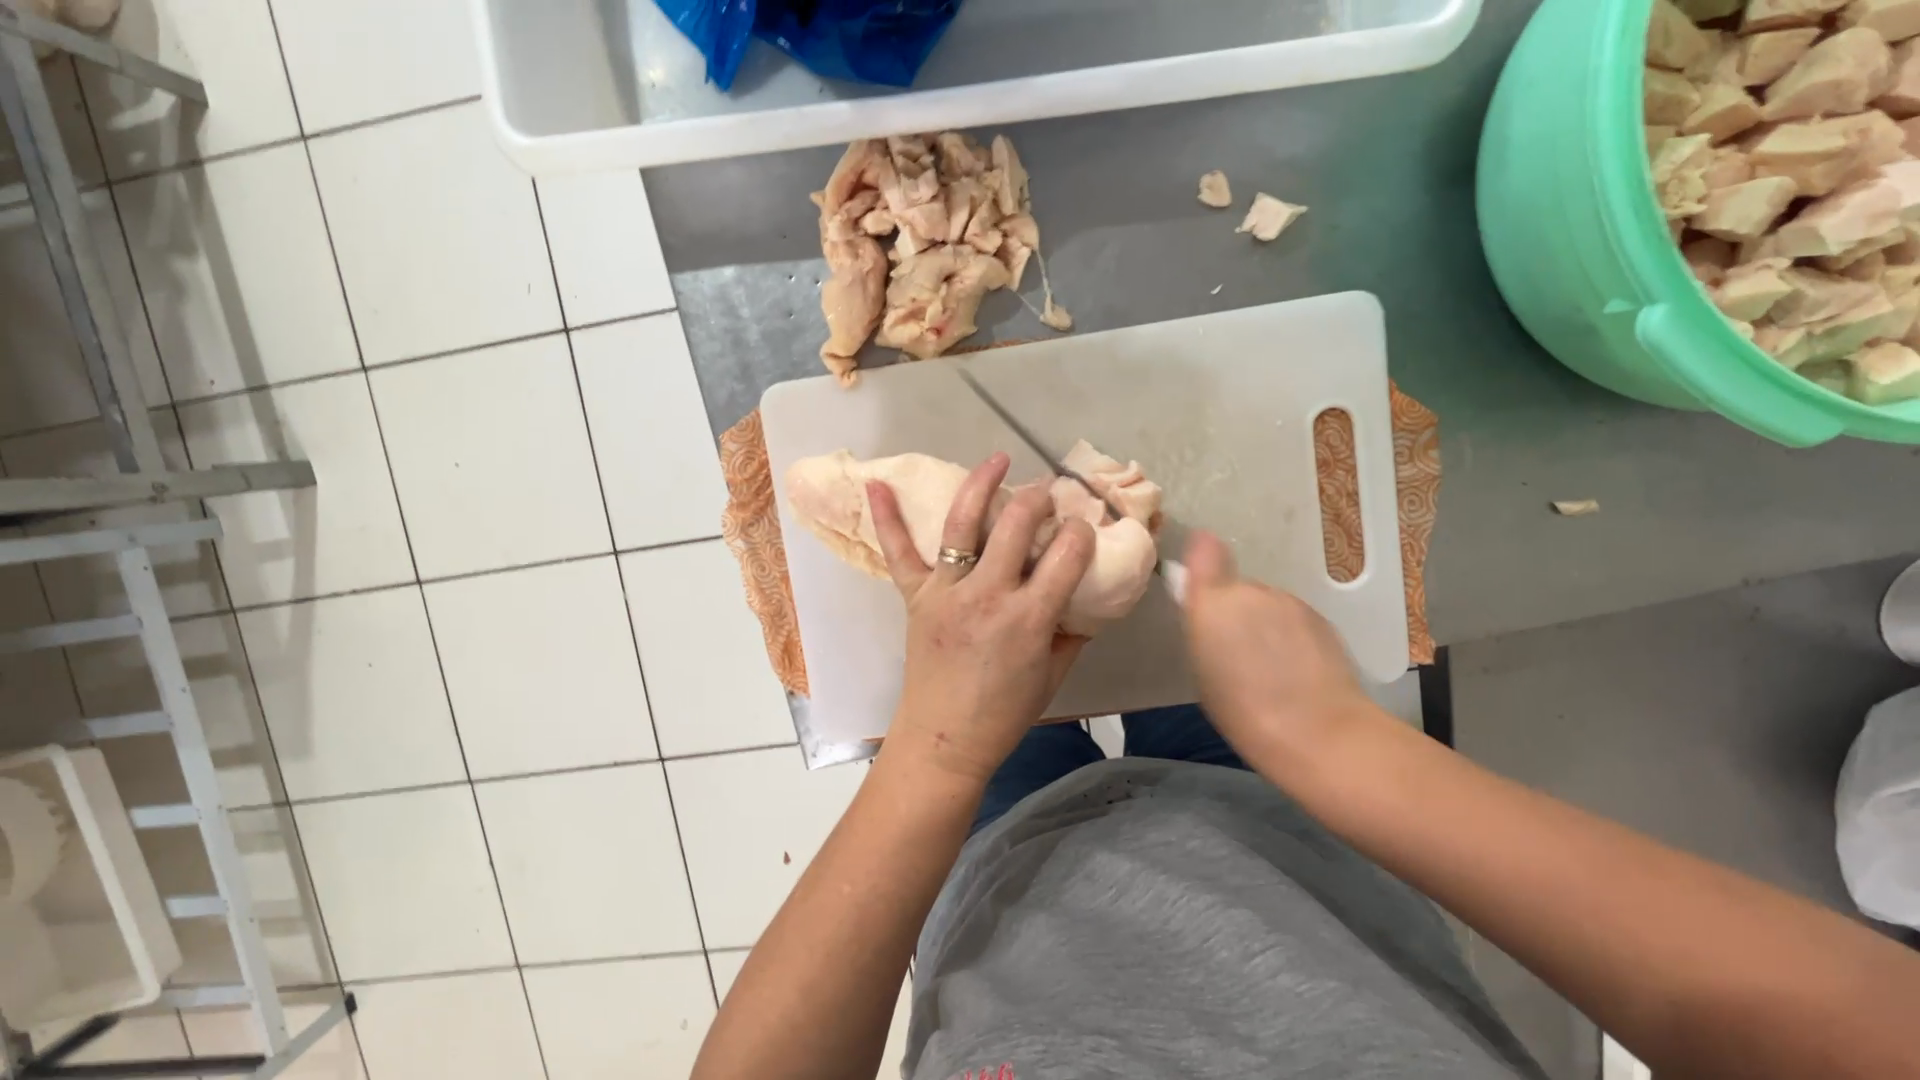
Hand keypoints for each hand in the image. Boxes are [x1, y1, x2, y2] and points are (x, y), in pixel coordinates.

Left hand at [868, 453, 1095, 786]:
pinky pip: (899, 553)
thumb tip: (1086, 596)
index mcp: (1030, 618)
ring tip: (999, 459)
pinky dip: (886, 518)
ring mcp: (947, 592)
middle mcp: (988, 595)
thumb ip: (1073, 631)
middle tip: (1048, 493)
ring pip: (964, 525)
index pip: (1067, 555)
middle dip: (1040, 499)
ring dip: (983, 485)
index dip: (1081, 533)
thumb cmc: (1004, 713)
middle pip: (1017, 526)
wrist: (944, 741)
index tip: (1083, 529)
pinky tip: (877, 483)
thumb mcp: (1053, 674)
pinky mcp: (916, 598)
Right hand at [1181, 531, 1377, 758]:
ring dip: (1264, 624)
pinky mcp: (1320, 617)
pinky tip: (1295, 669)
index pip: (1204, 551)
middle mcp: (1249, 591)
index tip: (1201, 578)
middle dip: (1235, 612)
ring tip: (1269, 667)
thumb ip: (1204, 628)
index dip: (1203, 558)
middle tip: (1235, 653)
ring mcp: (1288, 601)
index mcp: (1211, 603)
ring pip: (1267, 604)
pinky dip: (1290, 636)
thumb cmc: (1241, 711)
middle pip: (1237, 589)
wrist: (1315, 730)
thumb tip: (1209, 608)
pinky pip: (1292, 619)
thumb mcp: (1203, 671)